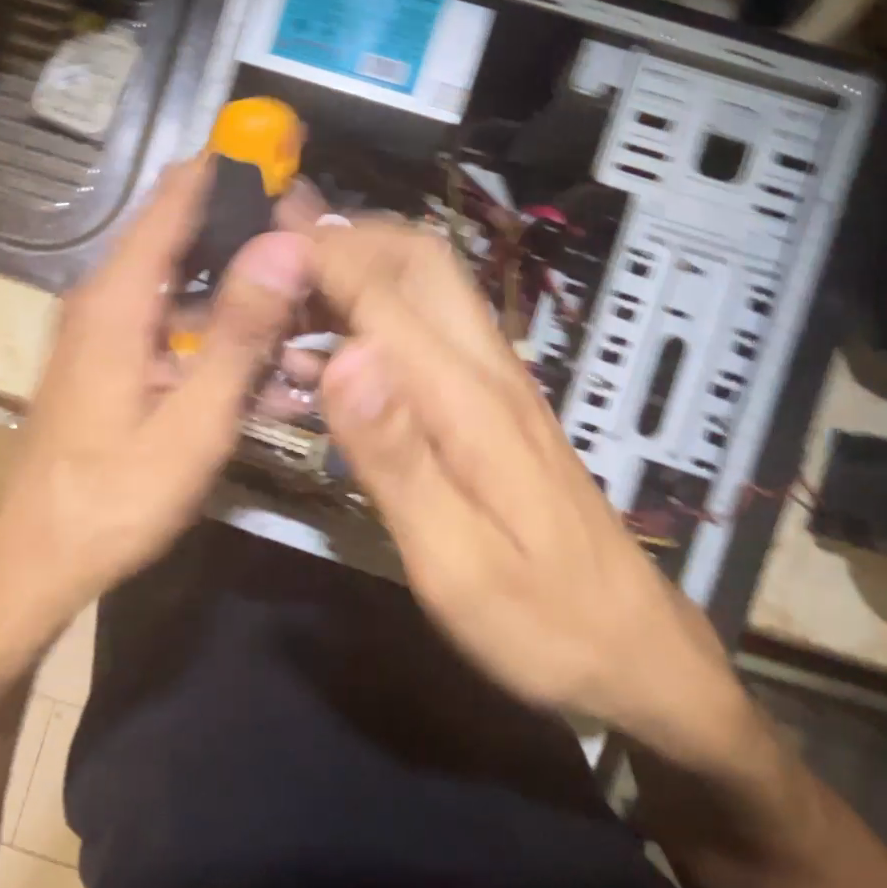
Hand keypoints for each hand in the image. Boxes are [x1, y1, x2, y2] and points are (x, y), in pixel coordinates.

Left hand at [0, 157, 311, 679]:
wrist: (38, 563)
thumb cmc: (113, 500)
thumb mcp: (191, 423)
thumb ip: (238, 334)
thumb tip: (285, 245)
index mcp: (117, 298)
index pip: (177, 195)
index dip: (234, 164)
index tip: (295, 153)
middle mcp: (107, 300)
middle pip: (187, 238)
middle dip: (257, 239)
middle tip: (328, 254)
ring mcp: (108, 335)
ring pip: (188, 291)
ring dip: (249, 300)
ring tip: (316, 316)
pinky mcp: (115, 367)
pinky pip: (176, 333)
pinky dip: (222, 342)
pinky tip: (274, 374)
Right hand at [308, 221, 746, 755]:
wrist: (635, 650)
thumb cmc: (540, 621)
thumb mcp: (455, 562)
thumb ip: (396, 459)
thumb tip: (344, 359)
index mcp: (469, 402)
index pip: (384, 294)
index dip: (318, 257)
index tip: (251, 248)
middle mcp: (490, 372)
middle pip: (421, 261)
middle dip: (345, 237)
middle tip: (271, 249)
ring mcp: (501, 386)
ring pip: (432, 286)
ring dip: (363, 266)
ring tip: (291, 289)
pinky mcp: (501, 409)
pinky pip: (436, 330)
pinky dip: (382, 311)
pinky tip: (341, 352)